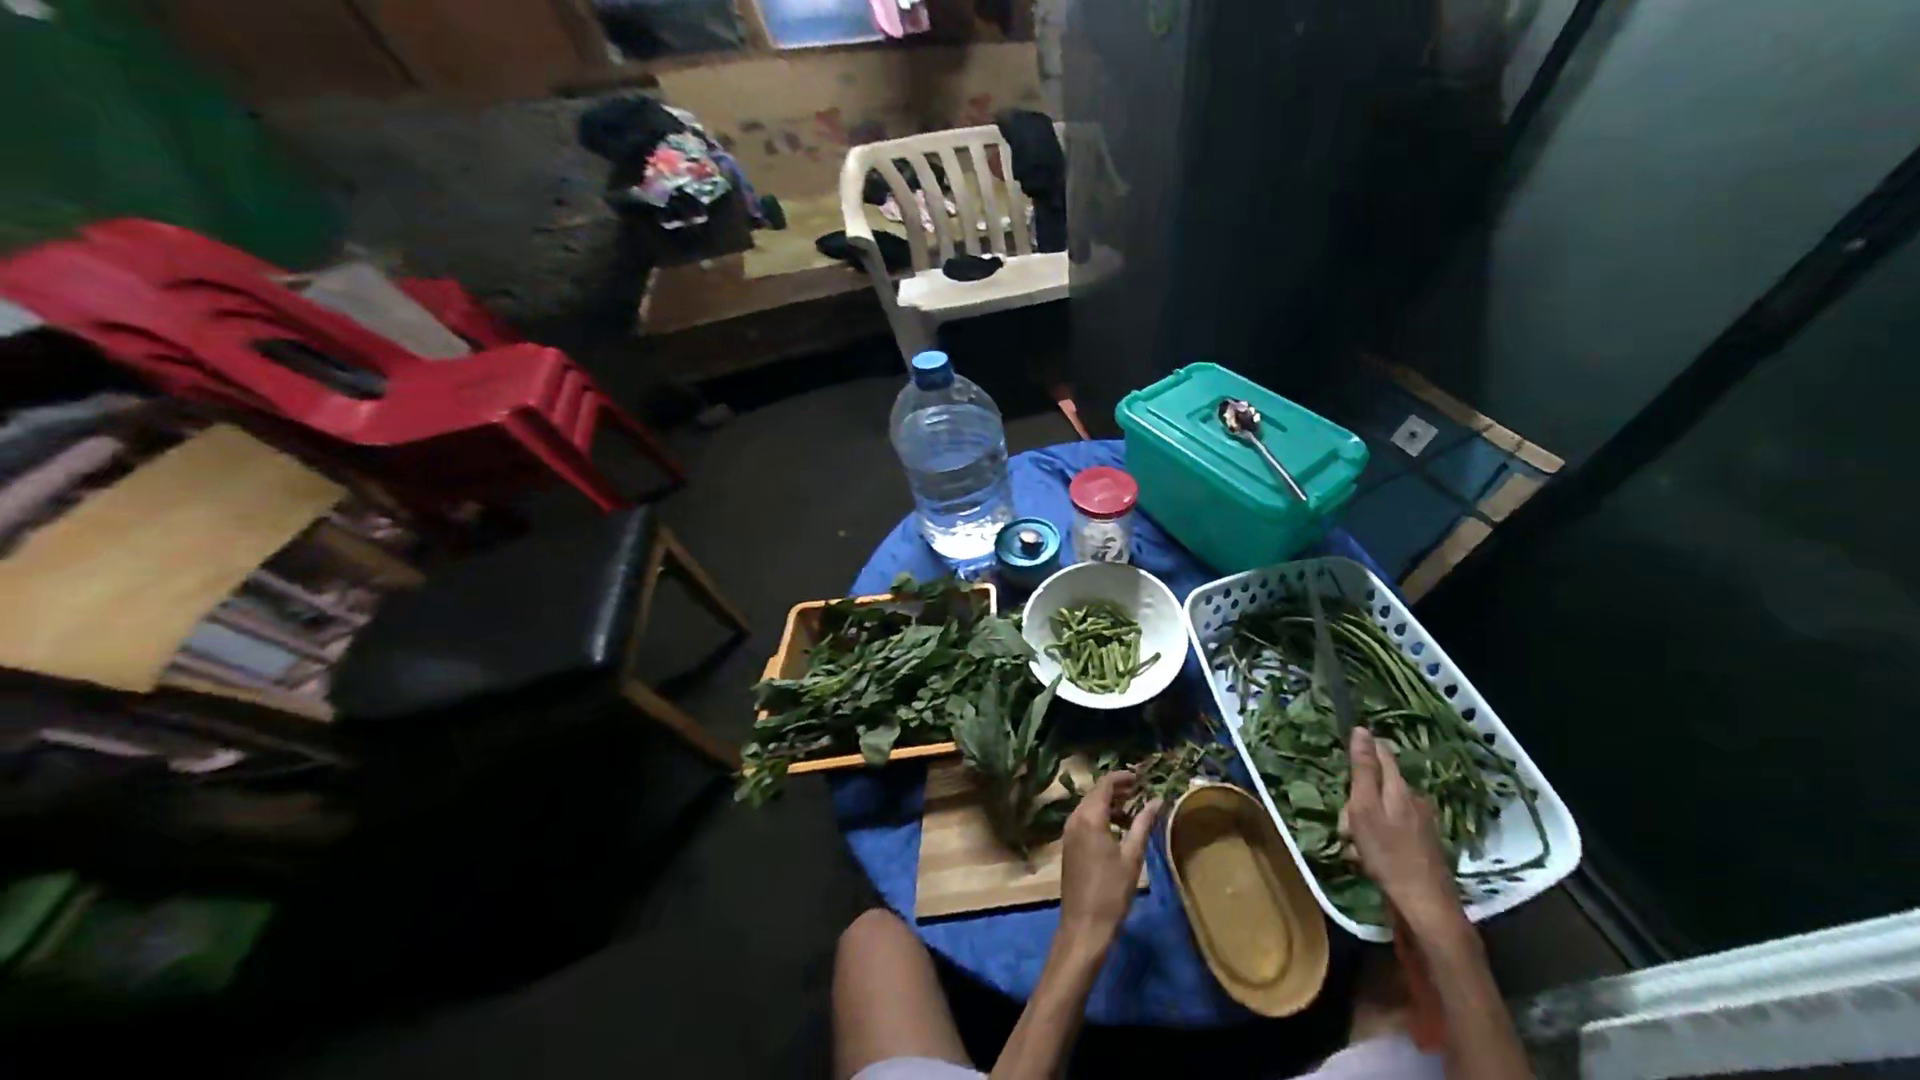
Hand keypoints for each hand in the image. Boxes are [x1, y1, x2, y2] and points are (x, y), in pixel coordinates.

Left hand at [1059, 771, 1160, 945]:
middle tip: (1141, 791)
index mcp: (1089, 817)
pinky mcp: (1069, 844)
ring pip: (1089, 806)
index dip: (1122, 777)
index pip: (1104, 784)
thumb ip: (1143, 824)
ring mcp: (1069, 832)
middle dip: (1117, 789)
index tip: (1141, 777)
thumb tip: (1157, 801)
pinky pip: (1084, 819)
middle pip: (1095, 793)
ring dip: (1109, 803)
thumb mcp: (1132, 856)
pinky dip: (1101, 816)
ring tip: (1134, 809)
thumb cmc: (1112, 891)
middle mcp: (1074, 818)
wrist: (1084, 924)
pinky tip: (1118, 827)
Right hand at [1342, 727, 1462, 933]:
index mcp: (1400, 788)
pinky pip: (1389, 831)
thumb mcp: (1365, 806)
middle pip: (1377, 785)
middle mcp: (1414, 800)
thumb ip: (1363, 769)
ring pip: (1381, 809)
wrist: (1424, 904)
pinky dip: (1374, 840)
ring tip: (1354, 845)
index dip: (1364, 748)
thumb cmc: (1388, 852)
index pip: (1382, 753)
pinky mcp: (1420, 846)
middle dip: (1356, 798)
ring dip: (1363, 823)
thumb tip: (1361, 730)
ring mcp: (1420, 824)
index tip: (1344, 751)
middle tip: (1347, 821)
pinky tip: (1366, 859)